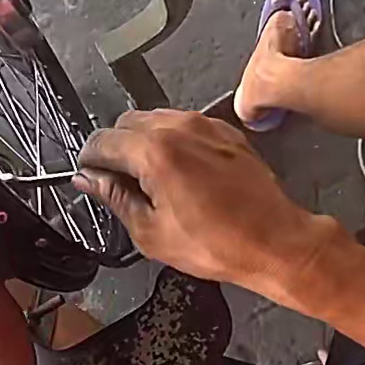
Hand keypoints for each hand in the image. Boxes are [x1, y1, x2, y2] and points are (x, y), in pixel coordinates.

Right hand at [75, 110, 341, 294]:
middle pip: (126, 124)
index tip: (91, 178)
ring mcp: (207, 126)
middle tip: (120, 184)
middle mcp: (180, 128)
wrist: (274, 241)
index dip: (90, 162)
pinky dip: (174, 143)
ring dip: (144, 144)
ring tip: (153, 182)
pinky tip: (182, 175)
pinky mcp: (227, 133)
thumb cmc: (220, 244)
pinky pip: (186, 127)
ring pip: (156, 120)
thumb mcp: (152, 232)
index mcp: (155, 151)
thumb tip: (92, 181)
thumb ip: (116, 198)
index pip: (102, 141)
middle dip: (116, 150)